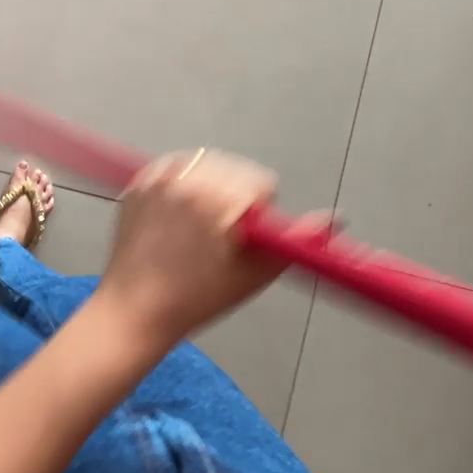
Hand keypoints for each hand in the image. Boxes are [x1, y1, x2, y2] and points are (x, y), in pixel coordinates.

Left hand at [96, 148, 321, 350]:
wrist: (136, 309)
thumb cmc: (199, 298)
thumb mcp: (256, 272)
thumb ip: (298, 241)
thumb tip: (336, 217)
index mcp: (220, 197)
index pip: (262, 183)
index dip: (260, 213)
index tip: (242, 239)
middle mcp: (188, 178)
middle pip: (234, 168)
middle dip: (236, 195)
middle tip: (220, 236)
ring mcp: (158, 178)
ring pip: (204, 163)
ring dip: (211, 184)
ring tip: (199, 225)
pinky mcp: (138, 183)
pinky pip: (173, 168)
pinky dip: (181, 183)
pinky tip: (178, 215)